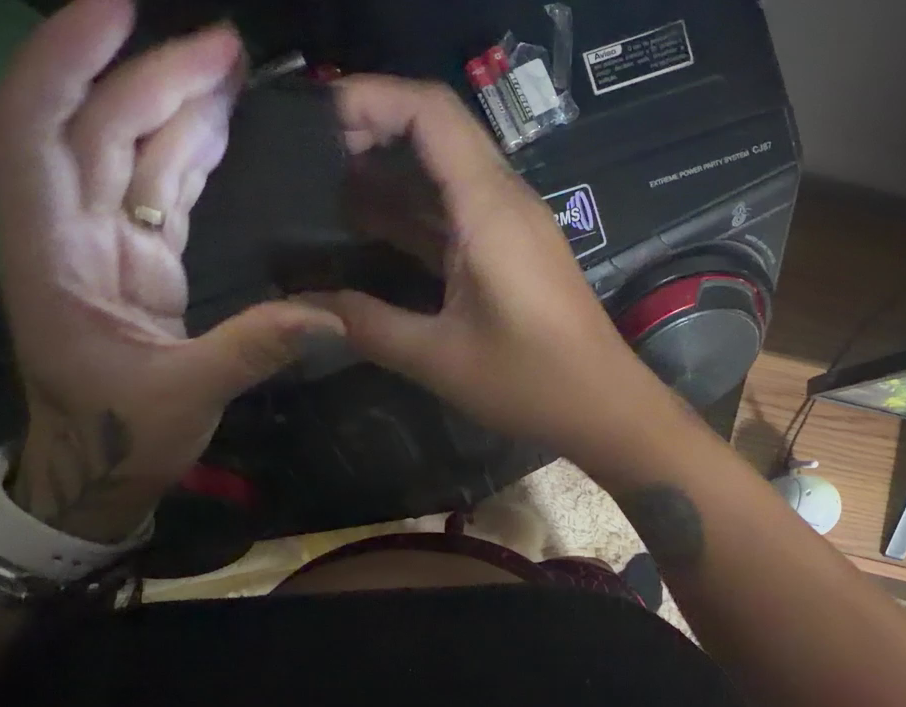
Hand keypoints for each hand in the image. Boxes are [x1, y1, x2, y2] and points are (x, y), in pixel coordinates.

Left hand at [0, 0, 342, 540]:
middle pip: (96, 131)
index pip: (32, 134)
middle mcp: (69, 234)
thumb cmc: (116, 440)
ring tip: (232, 68)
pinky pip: (159, 191)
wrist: (97, 474)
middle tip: (226, 48)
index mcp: (54, 258)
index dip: (62, 64)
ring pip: (129, 153)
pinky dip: (188, 153)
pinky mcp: (139, 263)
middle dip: (152, 78)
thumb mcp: (182, 399)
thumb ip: (251, 350)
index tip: (114, 11)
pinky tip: (221, 123)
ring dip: (174, 105)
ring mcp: (105, 246)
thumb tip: (329, 316)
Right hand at [313, 77, 675, 462]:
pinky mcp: (514, 251)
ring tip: (321, 196)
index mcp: (488, 207)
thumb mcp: (439, 359)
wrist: (606, 409)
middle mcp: (503, 200)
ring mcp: (511, 225)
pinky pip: (457, 211)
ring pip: (444, 173)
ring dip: (388, 176)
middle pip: (435, 131)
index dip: (369, 99)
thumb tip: (300, 309)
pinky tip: (367, 235)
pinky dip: (413, 214)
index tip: (314, 124)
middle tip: (305, 162)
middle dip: (369, 132)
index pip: (429, 110)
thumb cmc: (531, 382)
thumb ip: (366, 325)